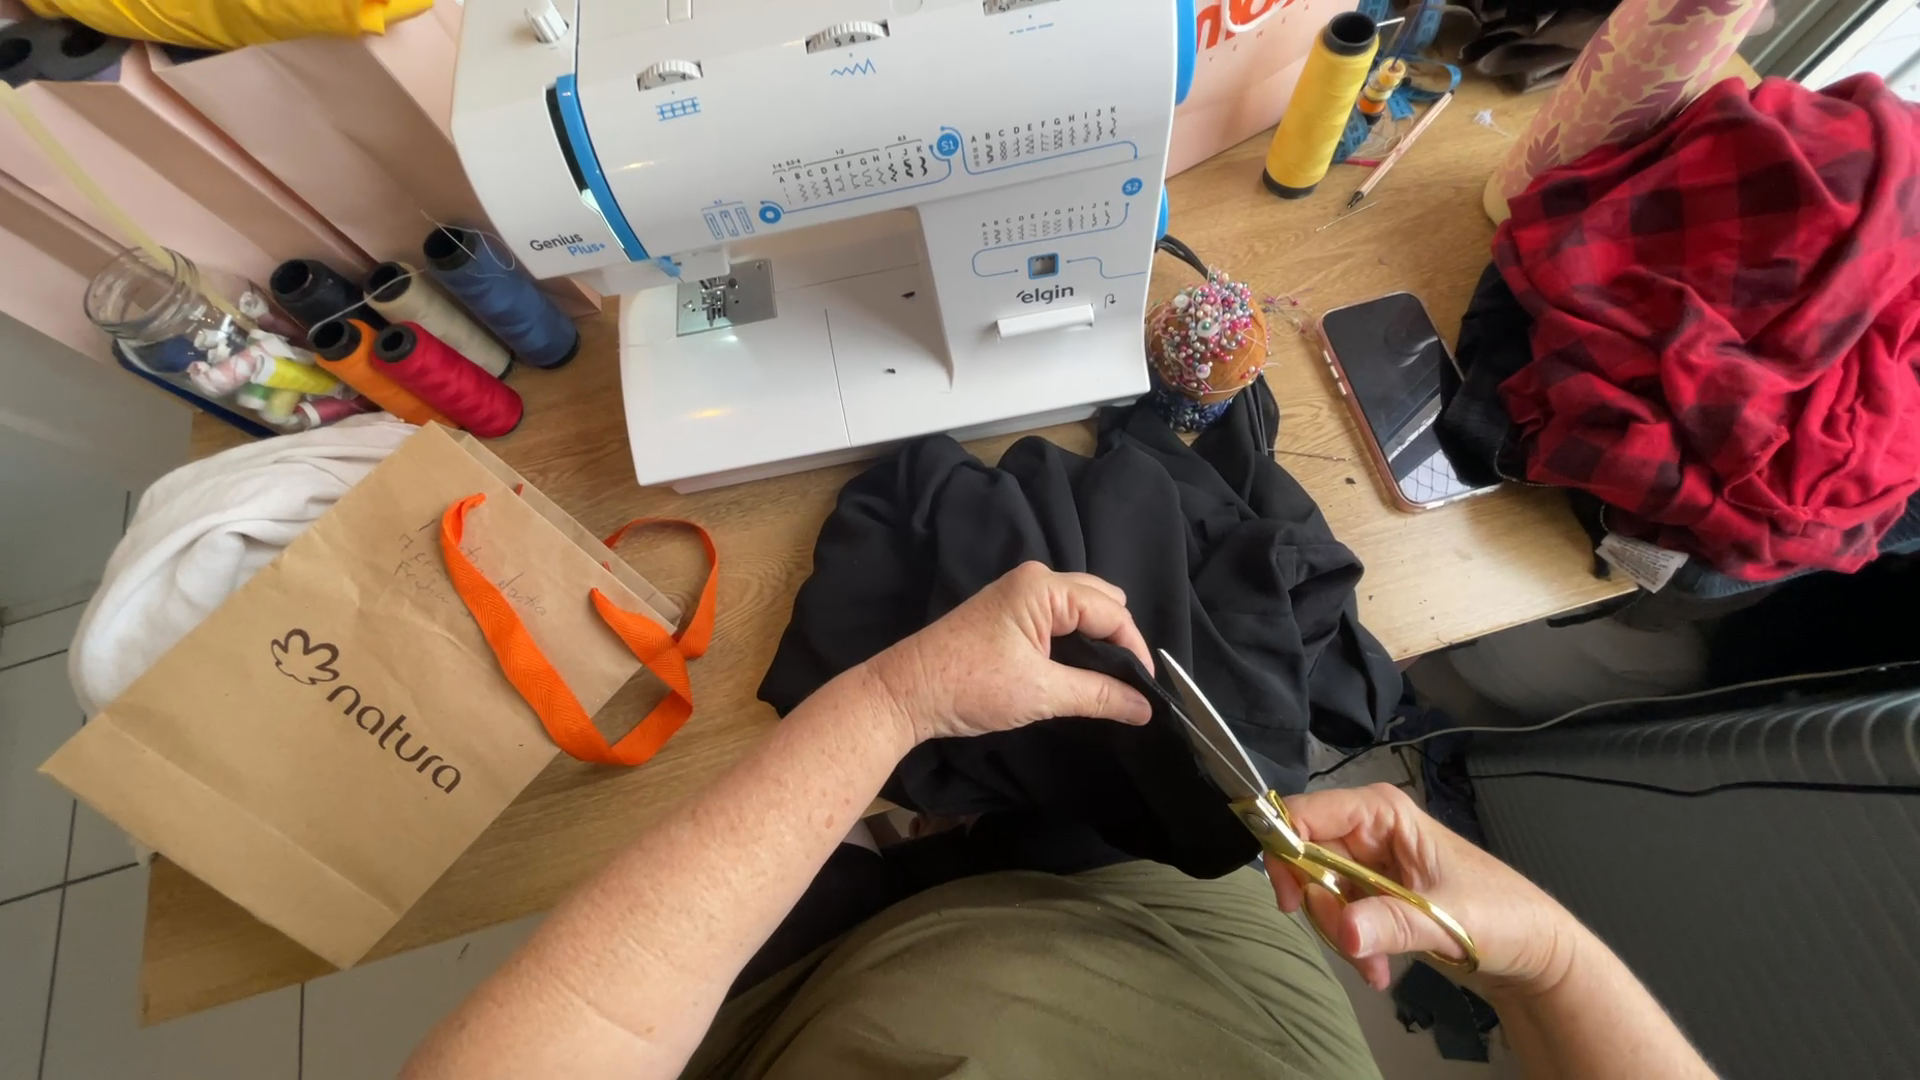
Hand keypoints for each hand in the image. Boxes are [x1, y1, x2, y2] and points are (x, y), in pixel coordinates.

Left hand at [863, 562, 1154, 744]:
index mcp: (1044, 588)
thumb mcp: (1041, 693)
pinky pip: (1060, 616)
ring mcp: (1019, 593)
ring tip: (1108, 680)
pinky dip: (1077, 639)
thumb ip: (1099, 695)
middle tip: (1128, 684)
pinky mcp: (1009, 611)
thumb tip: (1146, 707)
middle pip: (1101, 600)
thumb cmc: (970, 686)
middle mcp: (1035, 579)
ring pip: (1081, 608)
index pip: (1112, 611)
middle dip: (1119, 639)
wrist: (906, 692)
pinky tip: (1080, 669)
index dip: (1135, 650)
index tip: (1148, 691)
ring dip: (1098, 639)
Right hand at [1267, 784, 1579, 999]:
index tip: (1290, 898)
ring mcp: (1362, 857)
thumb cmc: (1505, 918)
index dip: (1285, 846)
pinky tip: (1376, 967)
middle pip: (1304, 855)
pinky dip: (1348, 940)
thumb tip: (1342, 930)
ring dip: (1337, 930)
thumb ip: (1392, 922)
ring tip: (1373, 966)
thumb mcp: (1449, 920)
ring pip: (1315, 886)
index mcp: (1379, 810)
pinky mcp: (1366, 887)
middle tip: (1348, 943)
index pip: (1306, 813)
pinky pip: (1334, 908)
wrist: (1537, 955)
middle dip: (1321, 905)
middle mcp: (1363, 826)